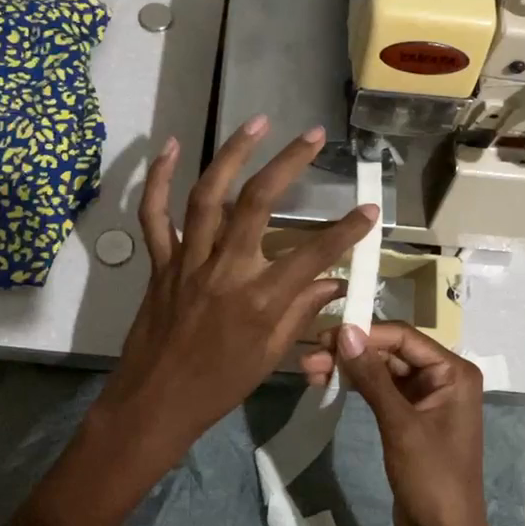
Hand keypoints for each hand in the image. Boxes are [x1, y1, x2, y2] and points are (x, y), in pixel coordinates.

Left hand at [90, 116, 379, 467]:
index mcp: (258, 300)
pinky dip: (159, 179)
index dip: (346, 231)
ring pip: (206, 196)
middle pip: (256, 204)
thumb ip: (301, 312)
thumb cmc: (218, 386)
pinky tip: (170, 146)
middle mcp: (224, 271)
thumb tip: (331, 282)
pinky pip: (154, 215)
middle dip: (288, 163)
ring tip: (258, 122)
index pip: (313, 255)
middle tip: (315, 135)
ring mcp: (187, 261)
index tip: (371, 209)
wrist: (153, 403)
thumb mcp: (270, 356)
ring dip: (233, 154)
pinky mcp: (160, 262)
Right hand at [325, 322, 487, 525]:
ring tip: (309, 371)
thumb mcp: (400, 425)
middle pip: (391, 352)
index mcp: (454, 372)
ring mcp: (427, 398)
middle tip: (309, 356)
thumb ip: (372, 377)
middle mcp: (444, 378)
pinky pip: (381, 391)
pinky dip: (357, 387)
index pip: (403, 337)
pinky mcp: (411, 417)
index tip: (324, 336)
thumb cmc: (431, 478)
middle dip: (351, 352)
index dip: (364, 333)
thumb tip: (346, 332)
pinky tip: (328, 384)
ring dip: (349, 369)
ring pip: (382, 371)